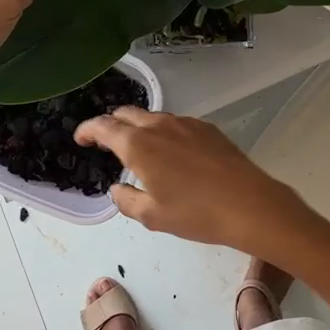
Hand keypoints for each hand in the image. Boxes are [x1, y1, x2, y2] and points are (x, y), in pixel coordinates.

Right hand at [76, 107, 318, 258]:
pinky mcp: (207, 128)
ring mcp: (186, 124)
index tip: (80, 138)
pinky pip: (175, 123)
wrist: (249, 204)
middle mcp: (159, 126)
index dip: (87, 130)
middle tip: (104, 141)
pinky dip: (162, 131)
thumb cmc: (196, 213)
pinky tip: (170, 153)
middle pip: (126, 114)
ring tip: (137, 148)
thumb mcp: (153, 216)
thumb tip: (117, 190)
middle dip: (111, 124)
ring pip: (152, 116)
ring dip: (137, 127)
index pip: (104, 127)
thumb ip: (128, 200)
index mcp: (139, 145)